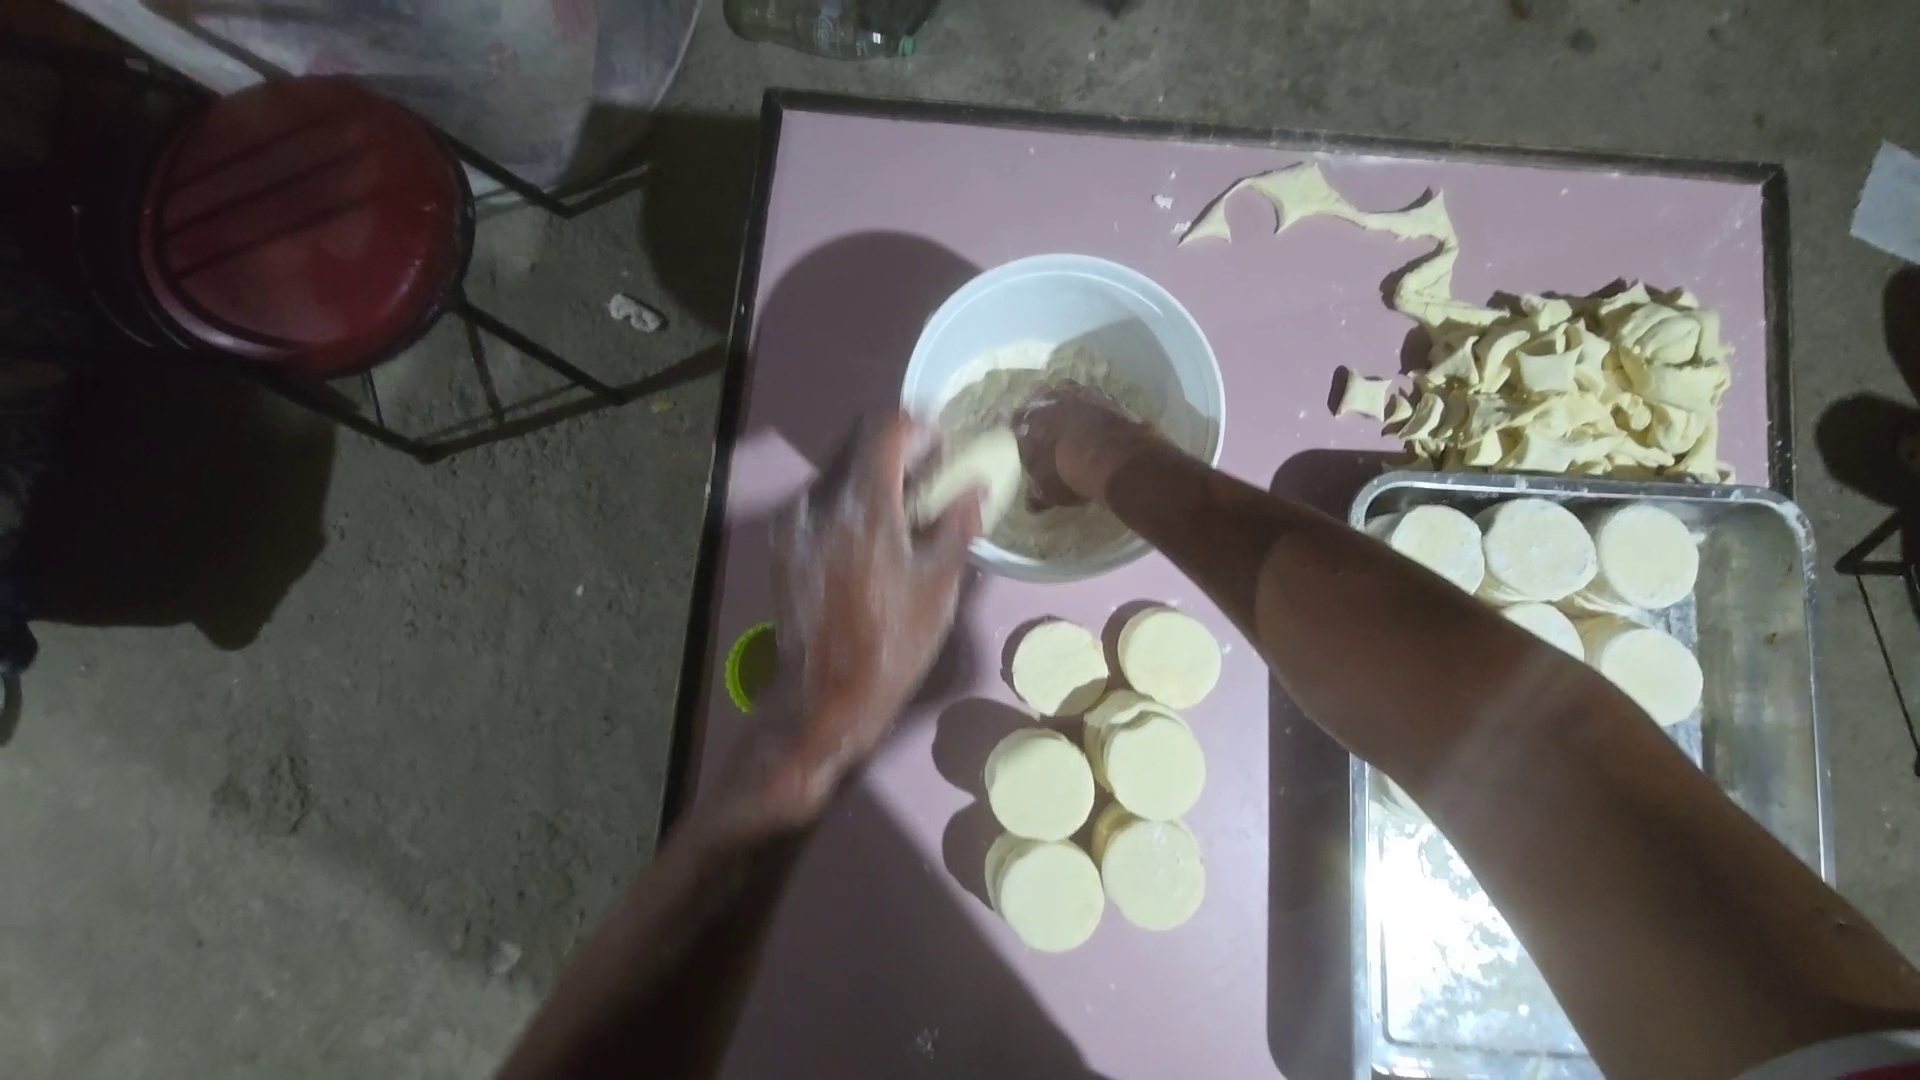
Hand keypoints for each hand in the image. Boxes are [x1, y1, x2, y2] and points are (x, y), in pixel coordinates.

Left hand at [758, 413, 980, 823]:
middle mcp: (819, 502)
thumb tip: (975, 484)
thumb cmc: (892, 645)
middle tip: (930, 478)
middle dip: (898, 449)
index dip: (921, 427)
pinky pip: (822, 499)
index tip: (944, 448)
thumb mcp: (939, 587)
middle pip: (858, 442)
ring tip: (905, 511)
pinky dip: (852, 499)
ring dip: (874, 474)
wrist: (822, 698)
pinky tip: (874, 536)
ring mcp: (794, 522)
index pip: (886, 429)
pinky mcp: (783, 543)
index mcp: (863, 507)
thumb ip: (958, 525)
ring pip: (838, 468)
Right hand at [1012, 384, 1153, 508]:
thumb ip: (1036, 494)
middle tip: (1048, 426)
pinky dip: (1094, 408)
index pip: (1014, 420)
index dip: (1019, 429)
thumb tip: (1032, 504)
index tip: (1024, 438)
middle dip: (1042, 410)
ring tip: (1074, 421)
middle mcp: (1048, 400)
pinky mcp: (1105, 395)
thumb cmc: (1069, 474)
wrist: (1113, 457)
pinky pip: (1094, 398)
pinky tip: (1098, 422)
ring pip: (1066, 391)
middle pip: (1038, 397)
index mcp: (1026, 422)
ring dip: (1068, 403)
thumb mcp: (1047, 493)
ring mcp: (1078, 393)